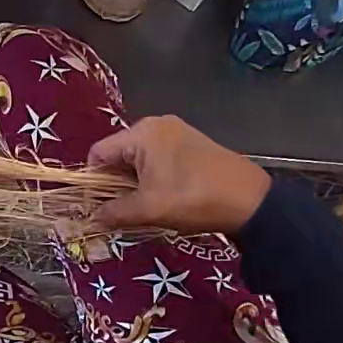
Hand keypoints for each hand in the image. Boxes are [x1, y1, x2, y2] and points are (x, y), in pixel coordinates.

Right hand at [87, 115, 269, 233]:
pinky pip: (159, 158)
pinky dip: (154, 177)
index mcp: (142, 133)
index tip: (97, 206)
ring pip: (139, 158)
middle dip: (115, 183)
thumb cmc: (193, 199)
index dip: (93, 181)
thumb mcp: (149, 209)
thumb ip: (114, 212)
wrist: (250, 201)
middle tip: (122, 210)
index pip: (99, 152)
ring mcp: (176, 132)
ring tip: (145, 207)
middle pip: (118, 153)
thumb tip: (92, 218)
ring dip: (135, 183)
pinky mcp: (191, 143)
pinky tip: (165, 197)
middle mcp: (156, 125)